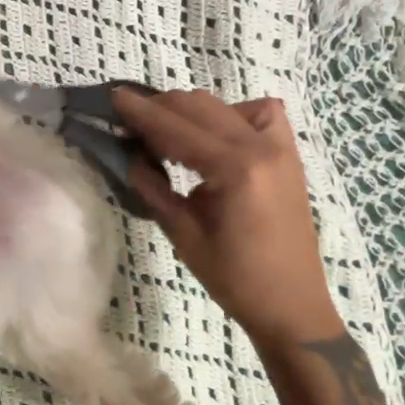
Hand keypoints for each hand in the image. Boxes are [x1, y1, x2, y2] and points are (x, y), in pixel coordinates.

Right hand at [114, 89, 345, 347]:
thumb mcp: (181, 232)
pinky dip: (232, 113)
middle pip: (196, 106)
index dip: (139, 111)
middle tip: (129, 125)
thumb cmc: (234, 277)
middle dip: (157, 109)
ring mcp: (279, 150)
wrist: (293, 308)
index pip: (174, 127)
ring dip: (187, 110)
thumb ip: (151, 185)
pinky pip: (260, 114)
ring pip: (221, 105)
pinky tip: (215, 133)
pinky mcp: (288, 157)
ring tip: (164, 132)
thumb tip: (127, 152)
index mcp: (235, 170)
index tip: (111, 96)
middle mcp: (260, 149)